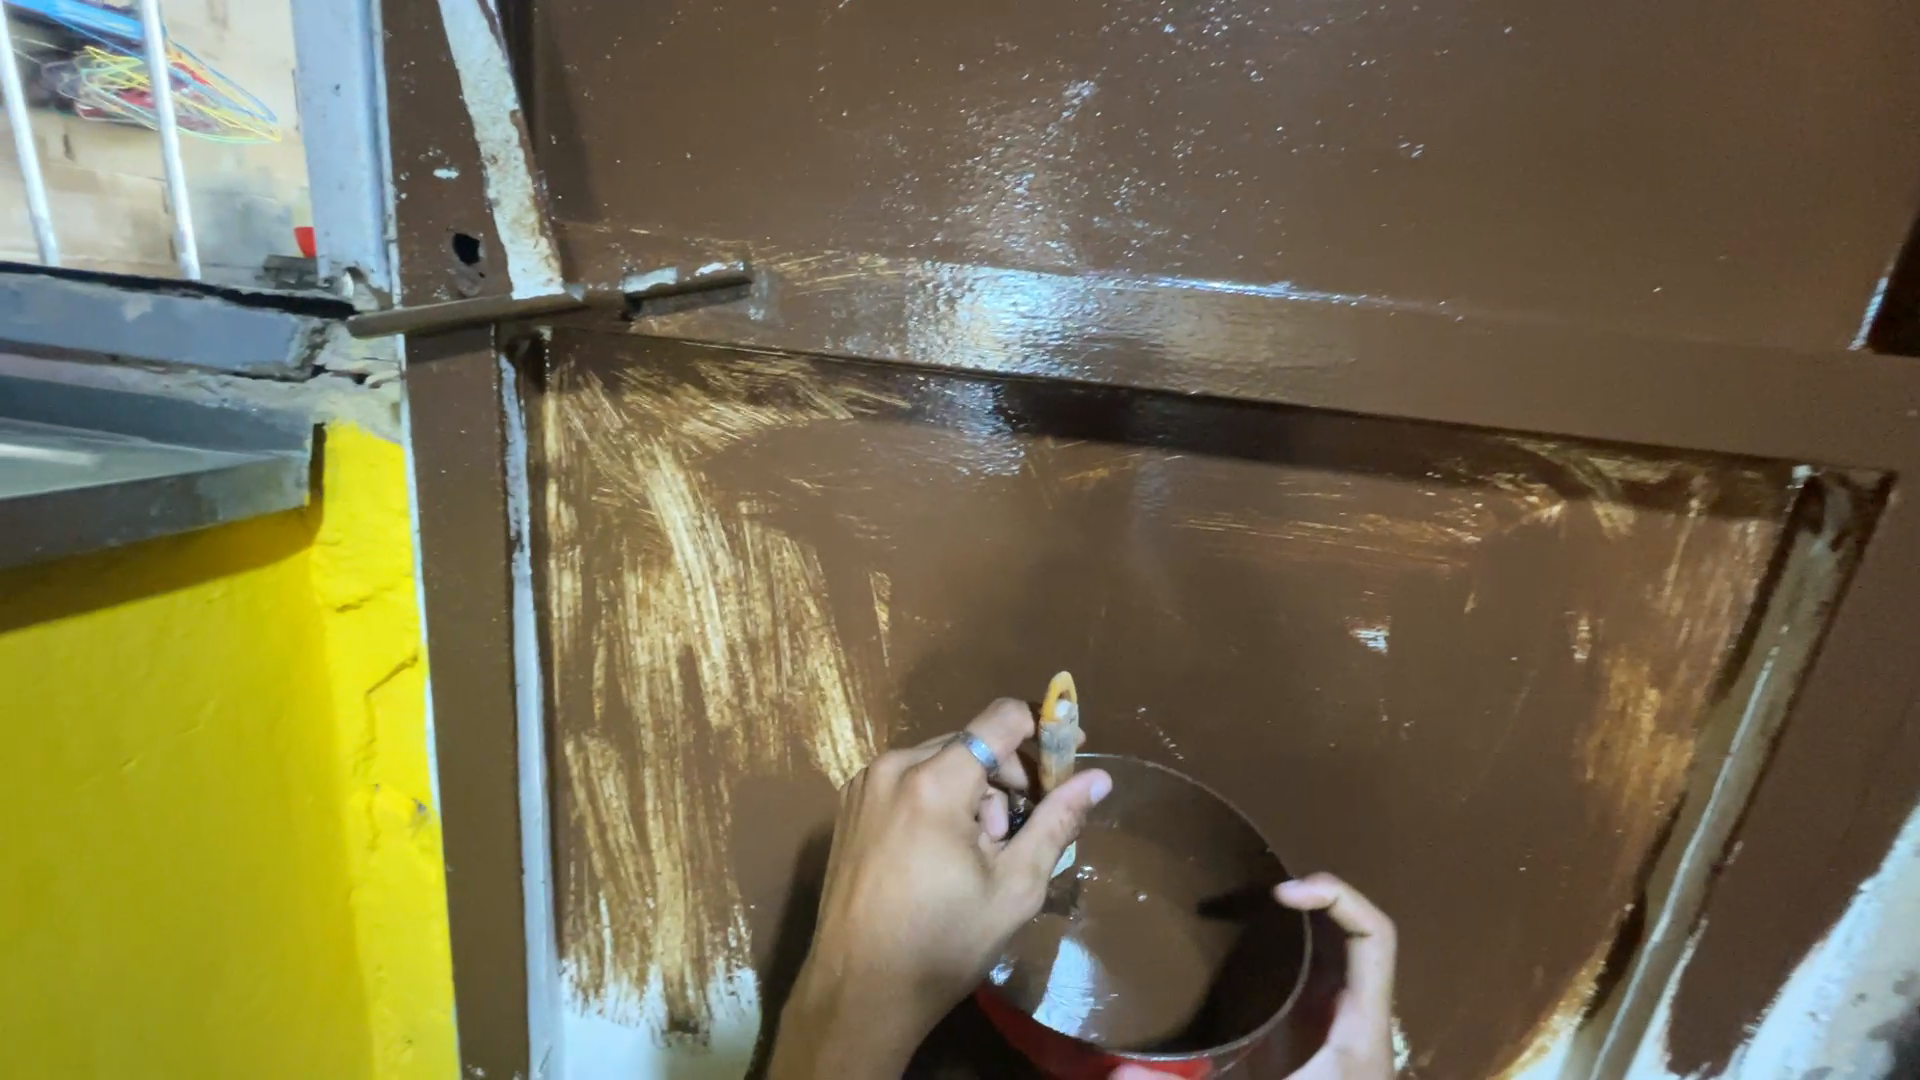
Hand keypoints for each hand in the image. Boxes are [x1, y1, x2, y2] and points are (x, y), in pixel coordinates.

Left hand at [768, 698, 1113, 1079]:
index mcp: (935, 781)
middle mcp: (894, 765)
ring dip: (972, 792)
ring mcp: (866, 782)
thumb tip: (1099, 778)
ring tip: (975, 855)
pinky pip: (910, 778)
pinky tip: (939, 852)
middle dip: (1007, 778)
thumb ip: (1057, 821)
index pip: (1001, 718)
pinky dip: (937, 798)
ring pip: (942, 760)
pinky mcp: (851, 801)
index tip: (1068, 753)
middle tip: (1016, 836)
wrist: (858, 993)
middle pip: (972, 742)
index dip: (1042, 727)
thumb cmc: (944, 943)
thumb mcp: (1015, 886)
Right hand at [1112, 873, 1396, 1079]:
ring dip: (1293, 913)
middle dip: (1303, 894)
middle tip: (1244, 887)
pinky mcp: (1315, 1025)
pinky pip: (1311, 963)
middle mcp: (1355, 1008)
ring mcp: (1337, 1015)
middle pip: (1347, 925)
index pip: (1373, 935)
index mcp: (1358, 1021)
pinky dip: (1283, 939)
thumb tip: (1119, 1073)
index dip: (1335, 896)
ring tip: (1237, 900)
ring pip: (1329, 941)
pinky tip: (1238, 939)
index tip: (1278, 893)